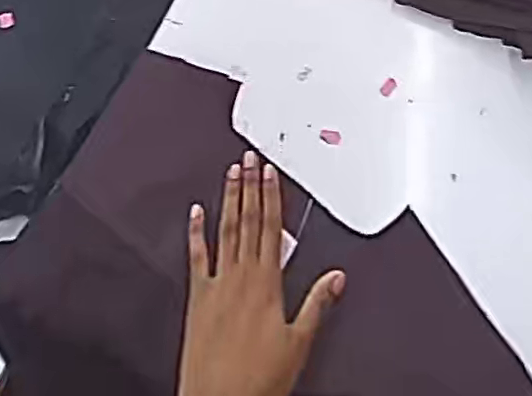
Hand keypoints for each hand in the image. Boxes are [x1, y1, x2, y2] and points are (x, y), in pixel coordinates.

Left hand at [178, 152, 342, 395]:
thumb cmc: (258, 380)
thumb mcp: (299, 343)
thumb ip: (317, 303)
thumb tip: (335, 277)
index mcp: (267, 283)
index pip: (271, 227)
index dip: (270, 196)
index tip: (269, 172)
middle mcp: (241, 276)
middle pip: (248, 220)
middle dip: (249, 186)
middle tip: (249, 158)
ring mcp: (217, 284)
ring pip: (225, 230)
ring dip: (229, 199)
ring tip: (231, 173)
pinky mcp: (198, 298)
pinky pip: (197, 257)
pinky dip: (196, 232)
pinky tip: (196, 212)